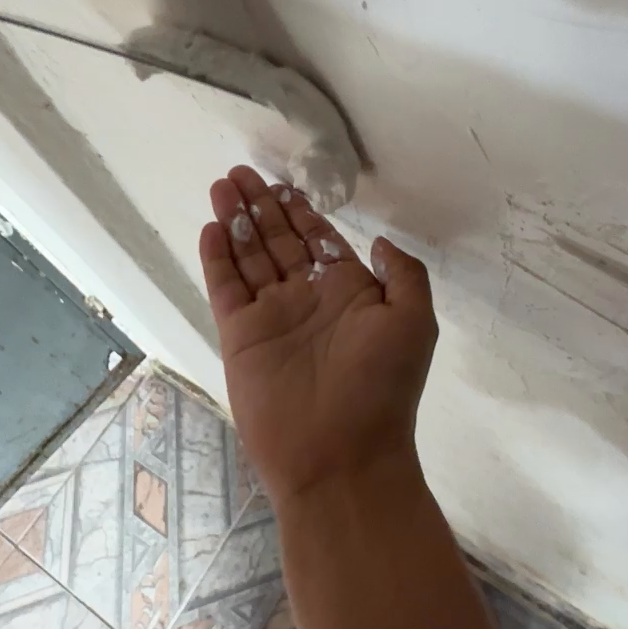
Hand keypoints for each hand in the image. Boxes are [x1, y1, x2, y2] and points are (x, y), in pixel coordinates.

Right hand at [198, 165, 437, 500]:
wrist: (341, 456)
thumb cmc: (382, 385)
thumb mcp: (414, 321)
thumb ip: (404, 274)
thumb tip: (380, 241)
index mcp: (349, 291)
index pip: (319, 239)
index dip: (302, 211)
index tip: (283, 184)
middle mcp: (308, 297)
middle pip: (280, 239)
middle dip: (263, 206)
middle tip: (242, 173)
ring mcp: (273, 316)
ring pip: (251, 256)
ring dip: (238, 221)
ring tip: (223, 186)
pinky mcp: (241, 336)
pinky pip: (227, 288)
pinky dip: (219, 258)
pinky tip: (213, 228)